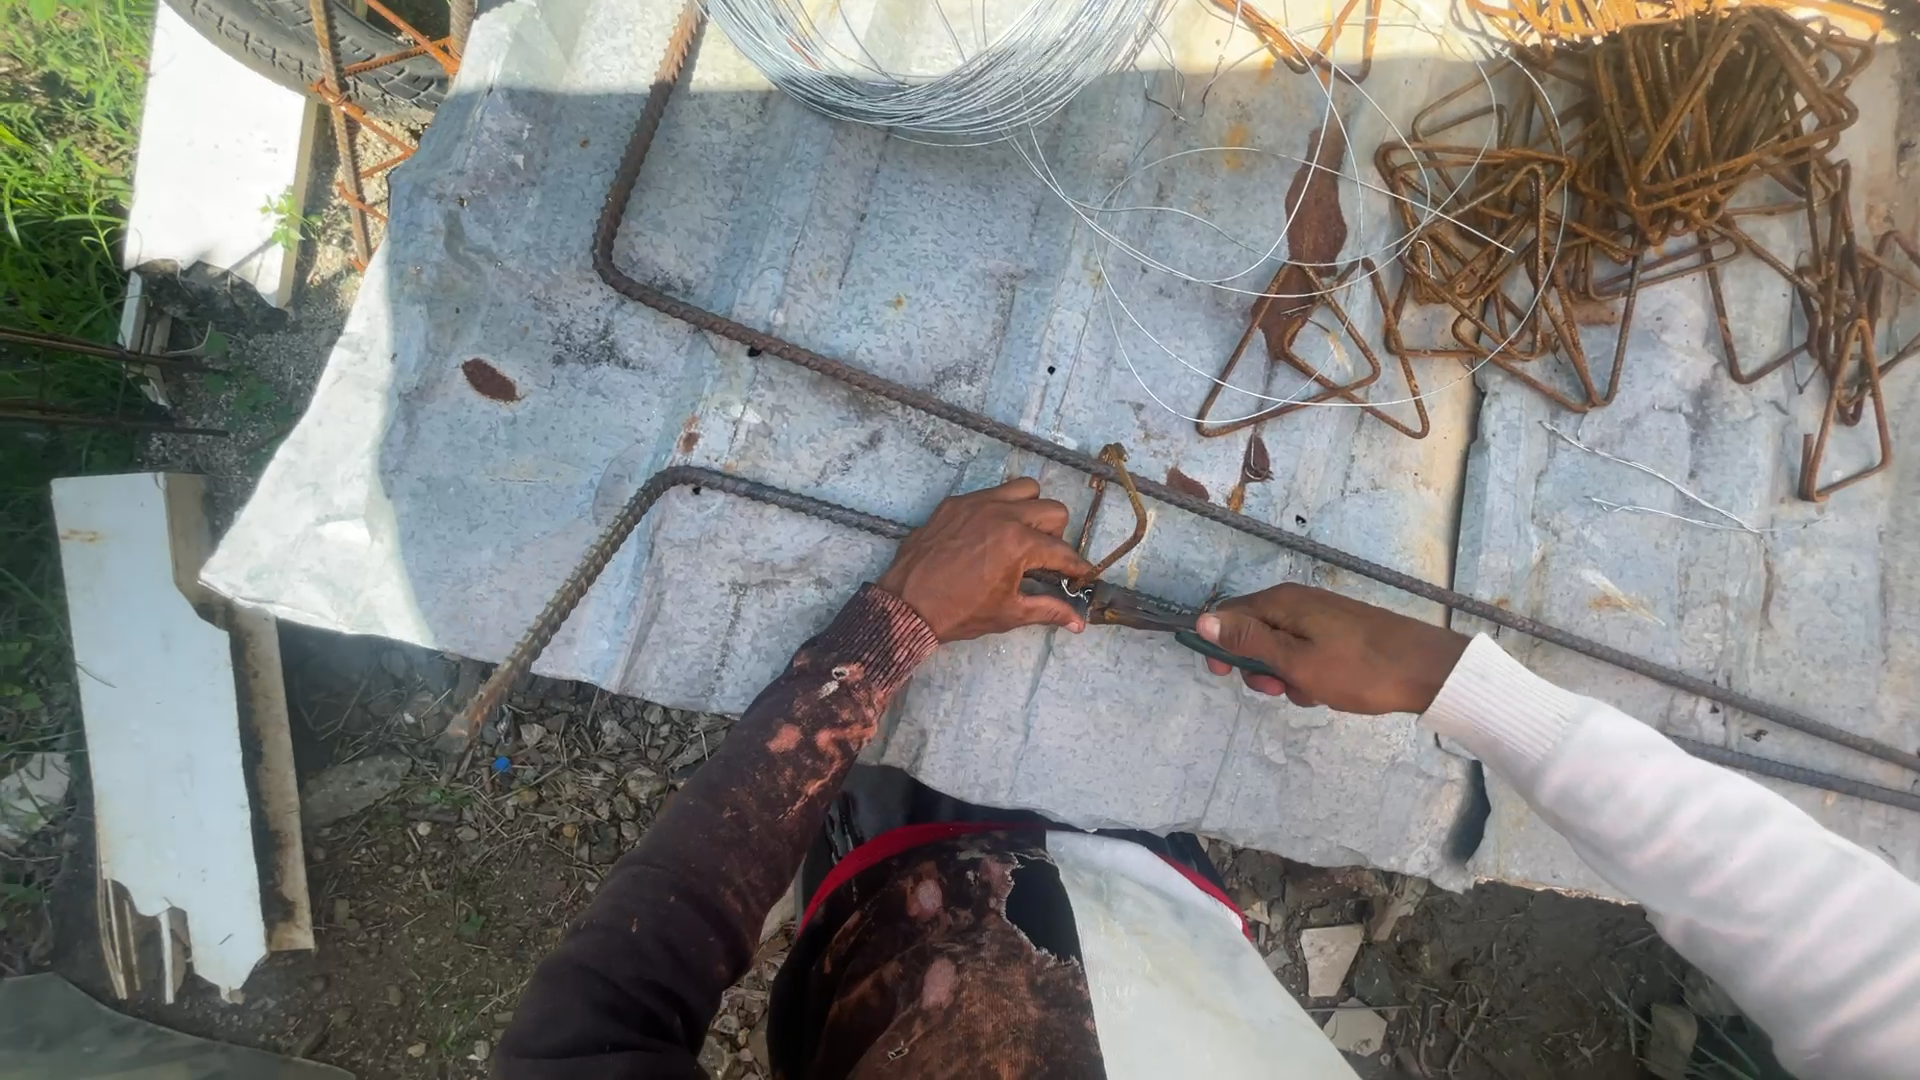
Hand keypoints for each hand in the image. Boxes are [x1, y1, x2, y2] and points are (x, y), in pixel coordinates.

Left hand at [876, 477, 1094, 641]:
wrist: (907, 605)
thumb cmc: (958, 612)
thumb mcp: (1009, 613)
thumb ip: (1048, 610)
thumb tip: (1078, 622)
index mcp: (1019, 543)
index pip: (1063, 552)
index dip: (1077, 568)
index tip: (1081, 575)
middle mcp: (1002, 514)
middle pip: (1053, 510)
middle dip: (1056, 535)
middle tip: (1044, 558)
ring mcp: (977, 503)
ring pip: (1024, 488)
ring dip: (1031, 509)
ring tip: (1021, 536)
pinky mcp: (955, 503)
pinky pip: (990, 493)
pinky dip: (999, 508)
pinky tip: (989, 533)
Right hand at [1194, 583, 1467, 713]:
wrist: (1431, 671)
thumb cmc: (1358, 669)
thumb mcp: (1295, 661)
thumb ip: (1247, 640)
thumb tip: (1202, 619)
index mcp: (1281, 602)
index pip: (1229, 615)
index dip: (1218, 644)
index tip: (1223, 675)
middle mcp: (1296, 601)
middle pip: (1254, 631)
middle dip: (1257, 664)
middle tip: (1277, 690)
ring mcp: (1320, 615)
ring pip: (1280, 645)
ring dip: (1284, 673)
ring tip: (1310, 693)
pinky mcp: (1339, 629)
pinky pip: (1305, 649)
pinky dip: (1307, 671)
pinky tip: (1327, 689)